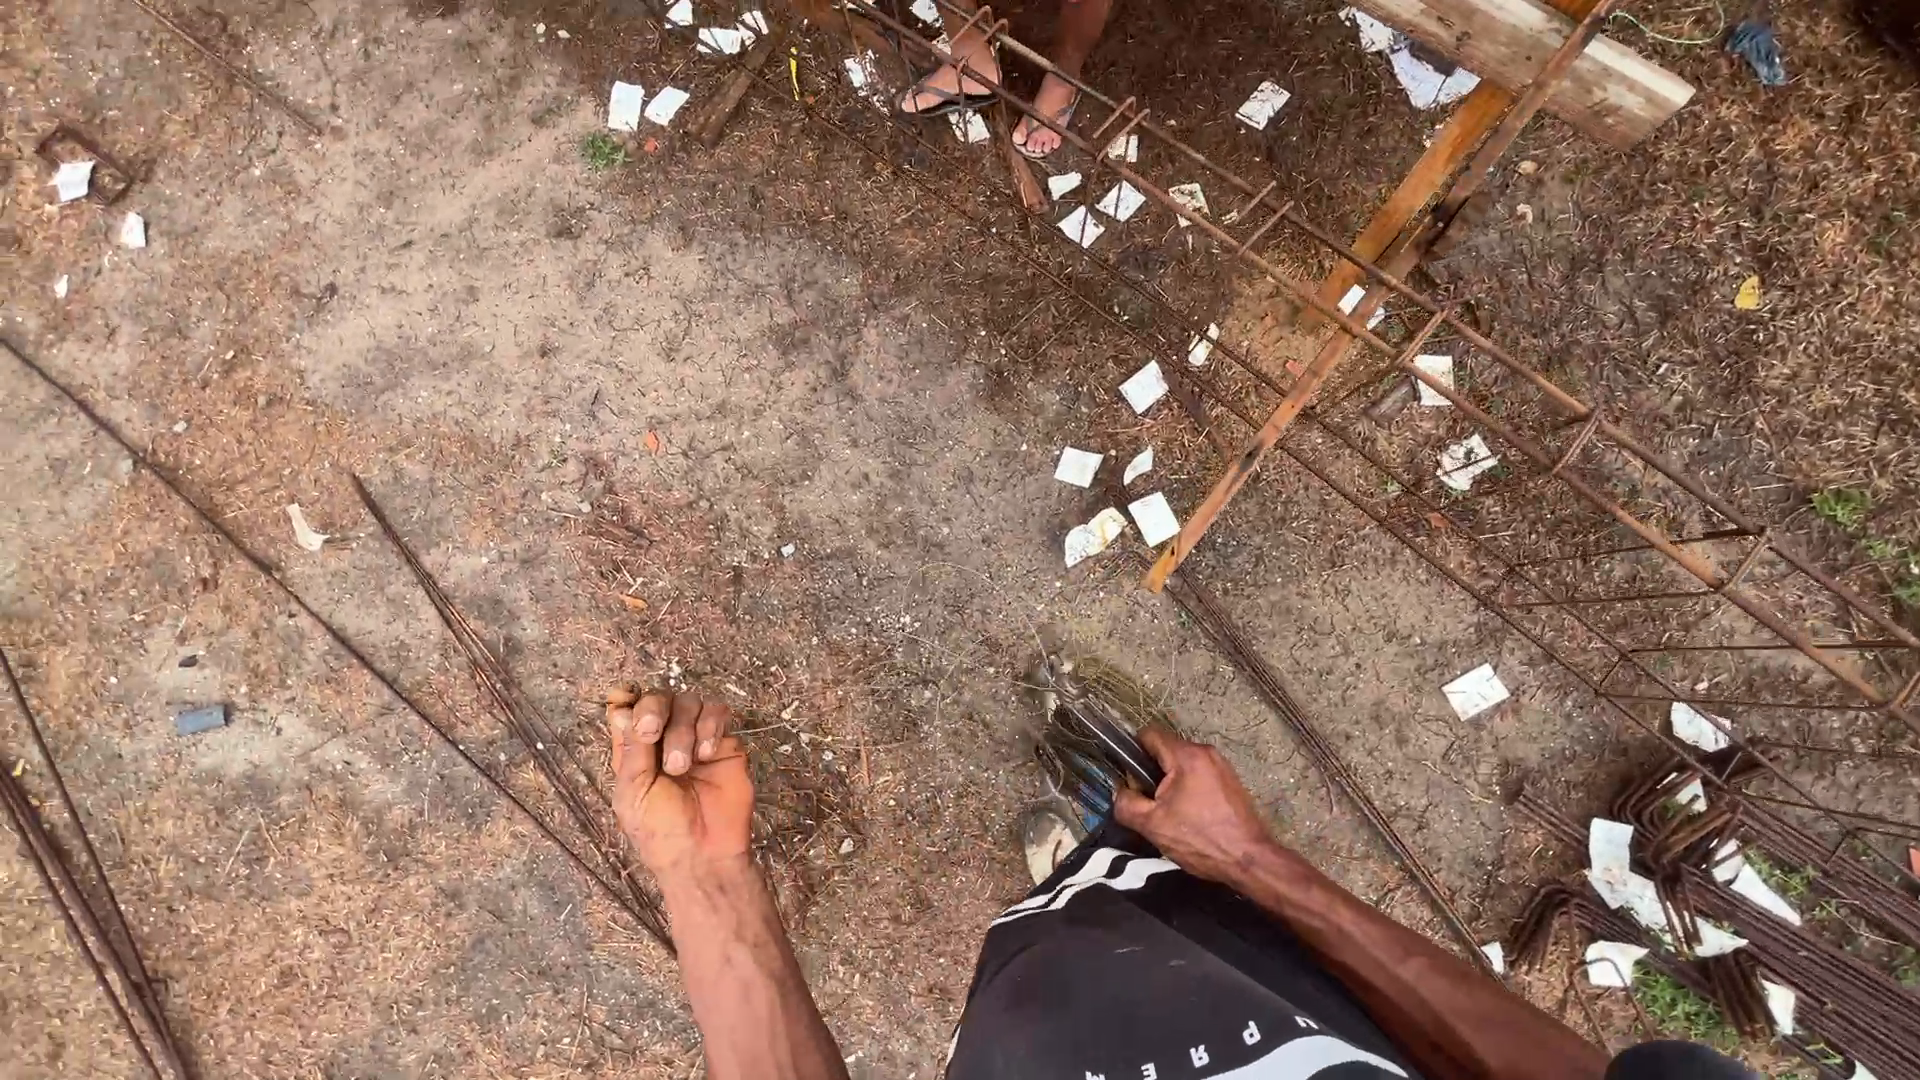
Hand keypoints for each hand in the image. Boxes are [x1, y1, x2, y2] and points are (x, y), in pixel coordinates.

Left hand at [606, 687, 753, 883]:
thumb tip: (618, 709)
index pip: (628, 710)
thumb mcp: (633, 792)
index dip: (627, 698)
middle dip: (654, 710)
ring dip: (683, 730)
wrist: (705, 852)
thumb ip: (631, 748)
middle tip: (652, 734)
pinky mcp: (725, 742)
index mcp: (635, 751)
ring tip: (684, 765)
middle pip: (659, 698)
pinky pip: (718, 713)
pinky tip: (707, 754)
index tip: (625, 696)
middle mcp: (665, 739)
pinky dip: (710, 727)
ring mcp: (696, 739)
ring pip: (690, 702)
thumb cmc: (661, 830)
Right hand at [1113, 726, 1280, 883]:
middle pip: (1166, 749)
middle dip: (1153, 771)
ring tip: (1170, 811)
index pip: (1149, 735)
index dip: (1133, 752)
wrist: (1249, 860)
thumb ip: (1127, 804)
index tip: (1131, 777)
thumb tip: (1121, 792)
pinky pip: (1199, 774)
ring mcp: (1221, 765)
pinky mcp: (1231, 781)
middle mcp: (1206, 752)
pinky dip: (1189, 787)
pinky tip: (1190, 814)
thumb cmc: (1200, 840)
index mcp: (1186, 756)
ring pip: (1183, 763)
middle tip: (1150, 801)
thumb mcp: (1153, 825)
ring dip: (1171, 781)